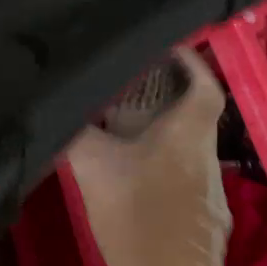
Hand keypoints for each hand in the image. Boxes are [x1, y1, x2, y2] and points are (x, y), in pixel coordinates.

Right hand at [66, 50, 230, 265]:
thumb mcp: (91, 166)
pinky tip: (134, 170)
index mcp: (187, 139)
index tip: (168, 44)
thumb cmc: (135, 218)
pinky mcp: (206, 220)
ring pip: (190, 147)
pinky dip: (165, 161)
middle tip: (130, 81)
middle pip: (196, 116)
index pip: (206, 88)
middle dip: (166, 95)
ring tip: (123, 122)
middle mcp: (208, 161)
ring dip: (163, 130)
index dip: (192, 62)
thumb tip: (54, 99)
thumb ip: (76, 129)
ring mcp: (211, 194)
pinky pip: (187, 175)